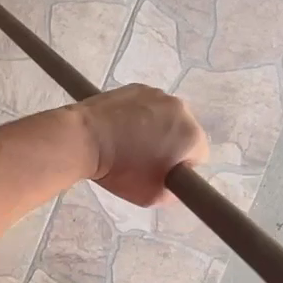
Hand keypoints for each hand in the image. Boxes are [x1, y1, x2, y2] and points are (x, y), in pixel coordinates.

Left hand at [72, 84, 207, 206]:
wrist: (84, 138)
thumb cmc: (120, 170)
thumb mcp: (152, 196)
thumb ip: (173, 191)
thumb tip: (172, 180)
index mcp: (191, 134)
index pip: (198, 156)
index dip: (180, 168)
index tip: (158, 172)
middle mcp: (181, 108)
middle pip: (183, 132)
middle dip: (170, 145)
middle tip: (142, 158)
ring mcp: (157, 93)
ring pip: (165, 117)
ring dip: (155, 128)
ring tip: (128, 141)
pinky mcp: (136, 86)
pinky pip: (146, 105)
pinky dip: (139, 114)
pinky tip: (120, 126)